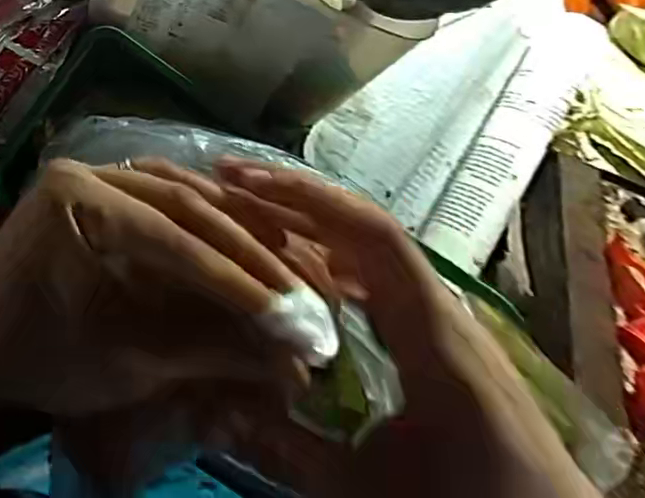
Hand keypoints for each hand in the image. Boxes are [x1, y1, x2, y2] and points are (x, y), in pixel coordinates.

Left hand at [0, 159, 309, 420]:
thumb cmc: (41, 353)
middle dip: (246, 253)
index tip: (302, 323)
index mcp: (77, 199)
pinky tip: (233, 241)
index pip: (175, 238)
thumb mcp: (127, 359)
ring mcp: (81, 176)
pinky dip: (195, 219)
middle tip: (305, 296)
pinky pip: (150, 195)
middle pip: (180, 202)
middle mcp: (80, 172)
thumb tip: (296, 358)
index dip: (243, 284)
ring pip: (171, 190)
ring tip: (283, 266)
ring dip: (228, 228)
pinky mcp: (85, 191)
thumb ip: (209, 348)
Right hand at [210, 162, 600, 497]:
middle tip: (227, 178)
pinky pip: (373, 268)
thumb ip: (283, 443)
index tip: (244, 182)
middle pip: (364, 225)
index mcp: (434, 338)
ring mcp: (442, 318)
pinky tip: (287, 253)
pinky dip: (323, 244)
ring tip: (246, 201)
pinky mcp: (436, 332)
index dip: (307, 198)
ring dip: (306, 215)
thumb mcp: (367, 488)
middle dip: (293, 194)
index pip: (372, 236)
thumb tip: (201, 405)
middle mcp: (441, 312)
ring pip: (368, 243)